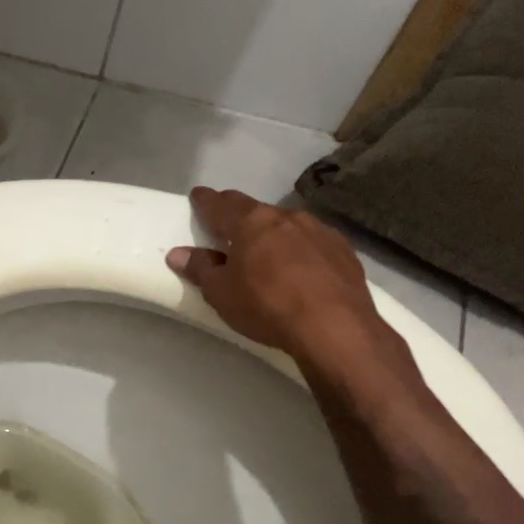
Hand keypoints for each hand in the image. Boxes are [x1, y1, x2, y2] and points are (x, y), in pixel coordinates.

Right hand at [165, 186, 394, 364]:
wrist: (335, 327)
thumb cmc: (266, 305)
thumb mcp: (220, 292)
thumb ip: (200, 268)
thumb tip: (179, 254)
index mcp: (250, 222)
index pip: (220, 204)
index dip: (205, 200)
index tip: (198, 195)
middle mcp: (285, 217)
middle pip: (254, 209)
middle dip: (237, 213)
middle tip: (226, 223)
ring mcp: (319, 230)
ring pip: (286, 223)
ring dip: (271, 231)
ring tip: (264, 249)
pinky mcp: (344, 250)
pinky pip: (312, 241)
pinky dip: (299, 247)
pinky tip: (299, 266)